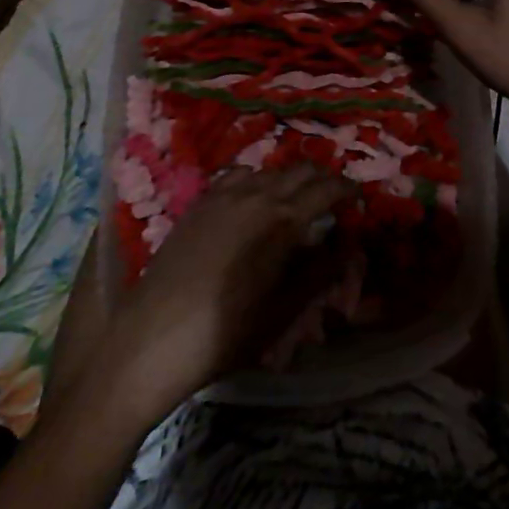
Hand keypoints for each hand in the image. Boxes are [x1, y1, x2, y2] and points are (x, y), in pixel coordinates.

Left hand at [100, 166, 349, 416]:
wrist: (151, 338)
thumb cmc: (225, 333)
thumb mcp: (283, 309)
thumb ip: (320, 270)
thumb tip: (349, 244)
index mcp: (282, 220)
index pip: (326, 188)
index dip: (347, 189)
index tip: (357, 199)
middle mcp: (255, 195)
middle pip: (300, 170)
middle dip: (322, 179)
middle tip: (333, 198)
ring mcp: (222, 195)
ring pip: (268, 170)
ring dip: (289, 178)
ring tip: (295, 199)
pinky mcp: (198, 203)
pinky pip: (236, 176)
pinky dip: (255, 180)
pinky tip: (253, 200)